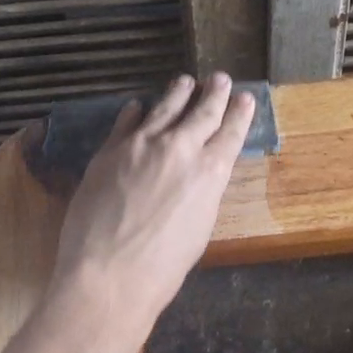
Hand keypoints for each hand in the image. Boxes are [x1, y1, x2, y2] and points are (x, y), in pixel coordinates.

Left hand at [51, 73, 255, 337]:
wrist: (108, 274)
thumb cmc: (162, 268)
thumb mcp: (199, 228)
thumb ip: (201, 192)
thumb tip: (197, 176)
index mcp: (210, 172)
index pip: (230, 133)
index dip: (239, 113)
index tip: (244, 97)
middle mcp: (180, 148)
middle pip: (201, 112)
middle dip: (213, 94)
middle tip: (219, 78)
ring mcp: (142, 144)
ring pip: (164, 108)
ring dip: (177, 93)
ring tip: (184, 81)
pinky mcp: (110, 150)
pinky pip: (126, 122)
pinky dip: (136, 112)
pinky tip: (137, 106)